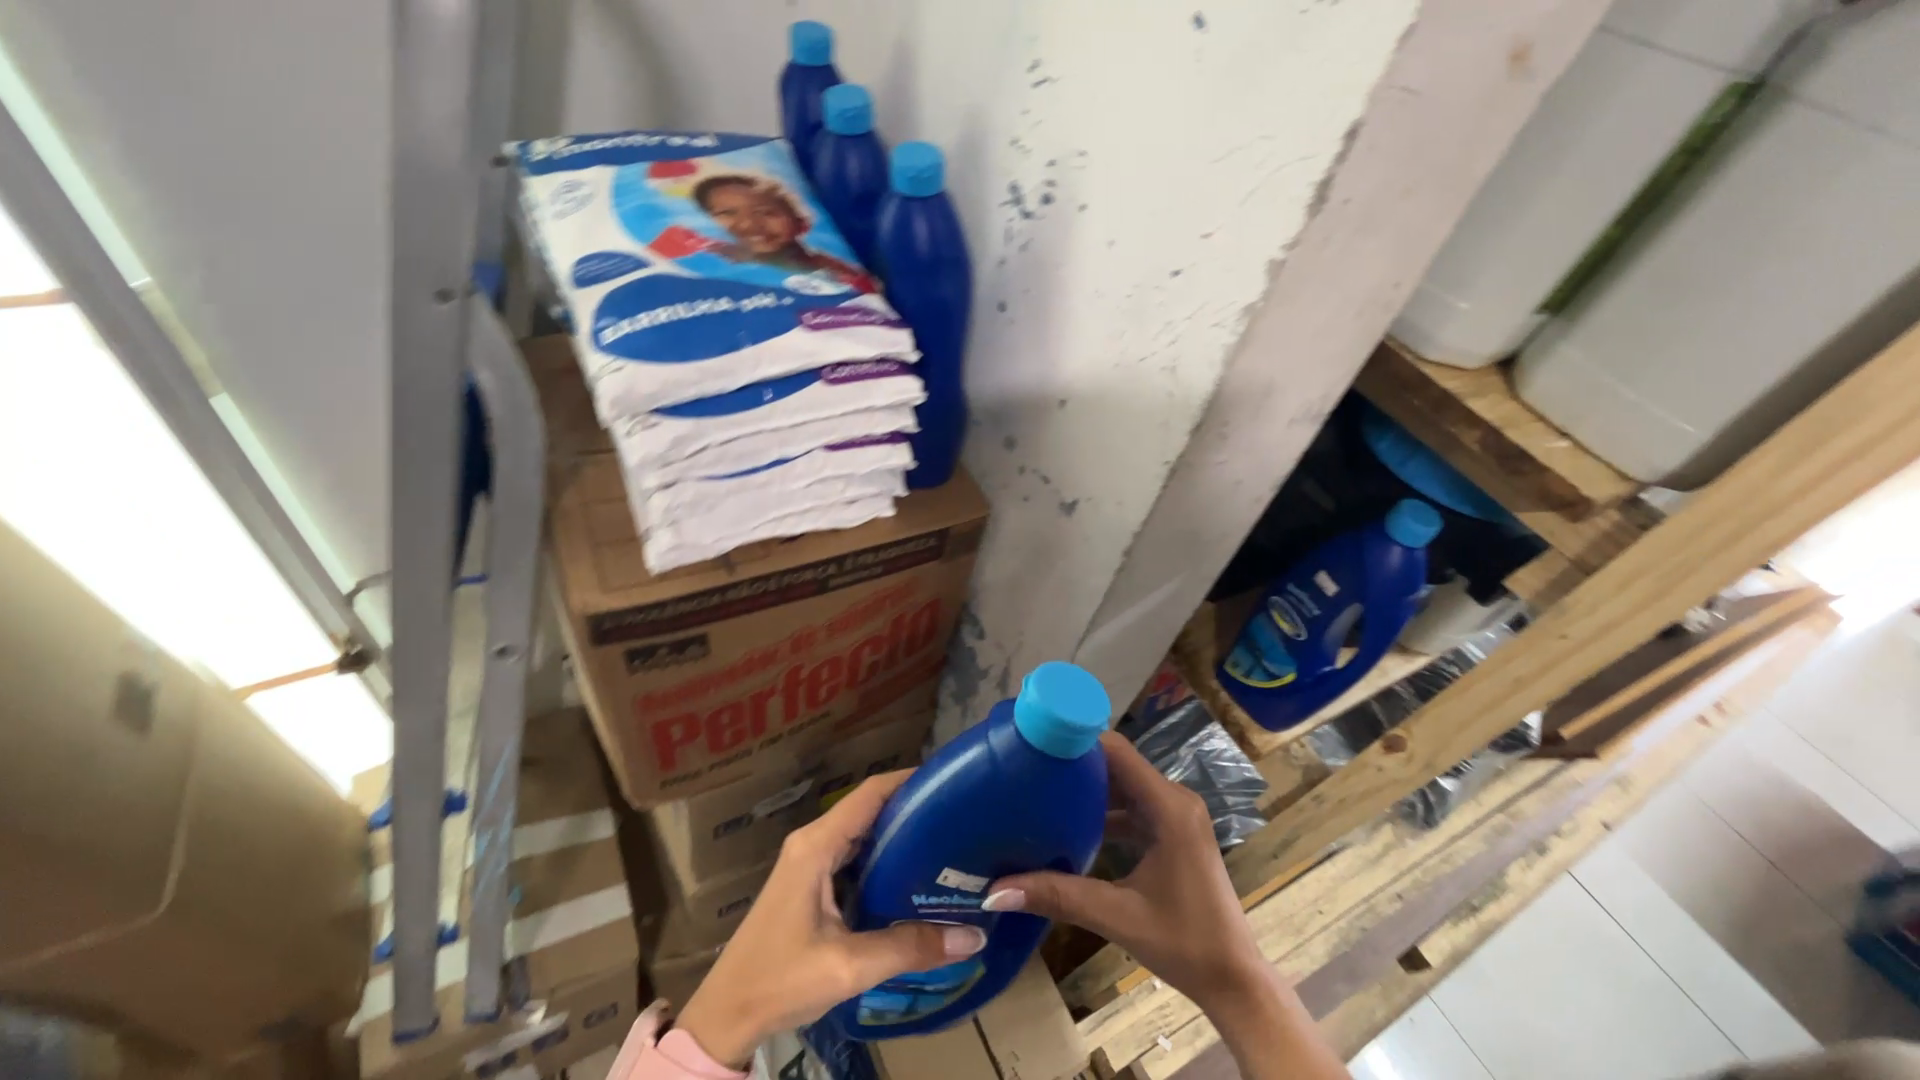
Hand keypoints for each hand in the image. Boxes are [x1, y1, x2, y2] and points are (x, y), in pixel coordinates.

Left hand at [674, 771, 988, 1066]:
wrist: (727, 1014)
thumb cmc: (780, 979)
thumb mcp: (848, 966)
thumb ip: (909, 947)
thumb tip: (974, 936)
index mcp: (816, 846)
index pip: (870, 793)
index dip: (909, 780)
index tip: (952, 781)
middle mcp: (813, 844)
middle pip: (869, 810)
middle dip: (914, 809)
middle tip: (962, 819)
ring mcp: (809, 864)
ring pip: (863, 835)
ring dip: (901, 836)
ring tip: (949, 845)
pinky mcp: (811, 885)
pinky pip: (855, 858)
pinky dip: (886, 860)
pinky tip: (916, 880)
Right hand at [981, 733, 1268, 1015]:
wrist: (1232, 978)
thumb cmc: (1183, 942)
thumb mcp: (1116, 916)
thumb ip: (1057, 895)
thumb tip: (995, 892)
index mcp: (1169, 807)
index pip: (1116, 751)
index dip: (1076, 742)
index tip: (1034, 745)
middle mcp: (1175, 801)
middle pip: (1117, 765)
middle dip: (1074, 767)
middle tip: (1026, 773)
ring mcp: (1177, 818)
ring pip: (1124, 787)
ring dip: (1087, 791)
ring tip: (1039, 796)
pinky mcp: (1174, 835)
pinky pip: (1133, 809)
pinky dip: (1103, 814)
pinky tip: (1070, 829)